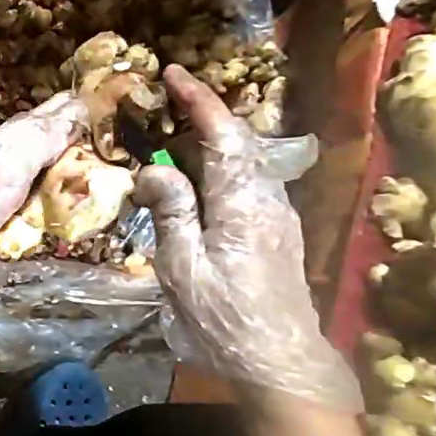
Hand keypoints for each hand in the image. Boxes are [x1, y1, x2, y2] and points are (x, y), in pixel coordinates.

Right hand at [134, 66, 362, 410]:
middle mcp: (267, 199)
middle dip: (204, 113)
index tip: (174, 73)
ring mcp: (277, 215)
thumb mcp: (183, 267)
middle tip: (167, 100)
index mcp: (243, 203)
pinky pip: (246, 182)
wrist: (279, 362)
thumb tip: (156, 167)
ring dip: (212, 140)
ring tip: (175, 134)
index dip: (199, 100)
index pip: (223, 135)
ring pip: (244, 162)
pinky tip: (199, 179)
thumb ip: (171, 211)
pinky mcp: (276, 231)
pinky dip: (219, 166)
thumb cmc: (223, 317)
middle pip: (238, 142)